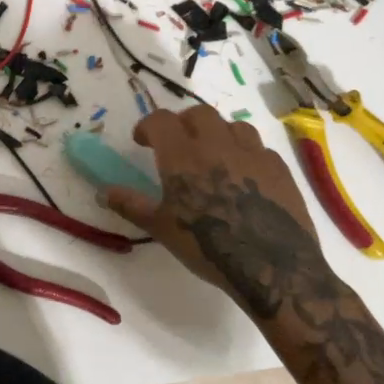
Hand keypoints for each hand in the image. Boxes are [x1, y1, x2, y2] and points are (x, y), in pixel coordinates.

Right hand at [102, 105, 342, 321]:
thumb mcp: (160, 228)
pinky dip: (247, 152)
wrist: (275, 270)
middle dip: (184, 122)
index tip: (142, 141)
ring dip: (219, 132)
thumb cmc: (208, 245)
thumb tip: (102, 193)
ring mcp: (253, 157)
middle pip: (199, 113)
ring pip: (234, 125)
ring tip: (214, 153)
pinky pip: (261, 148)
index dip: (147, 126)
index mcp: (182, 155)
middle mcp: (217, 146)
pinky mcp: (282, 172)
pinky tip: (244, 173)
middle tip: (178, 143)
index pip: (161, 120)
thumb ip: (130, 204)